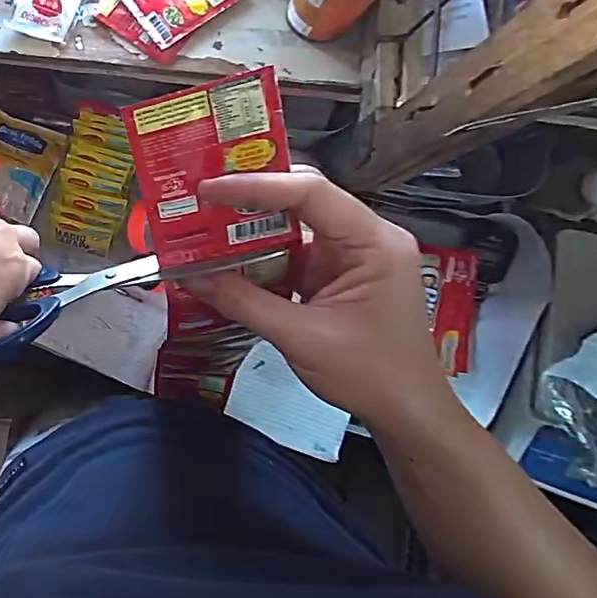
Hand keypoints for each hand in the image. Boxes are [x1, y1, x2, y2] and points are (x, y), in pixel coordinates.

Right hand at [178, 170, 459, 437]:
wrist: (407, 412)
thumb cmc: (370, 374)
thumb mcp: (300, 337)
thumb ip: (243, 302)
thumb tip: (189, 276)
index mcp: (372, 242)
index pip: (311, 193)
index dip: (257, 185)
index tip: (210, 188)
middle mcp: (366, 237)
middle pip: (303, 199)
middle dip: (251, 197)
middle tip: (202, 196)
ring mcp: (352, 255)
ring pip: (295, 225)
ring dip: (251, 228)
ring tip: (204, 224)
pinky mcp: (338, 274)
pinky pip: (294, 252)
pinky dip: (260, 256)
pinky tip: (227, 259)